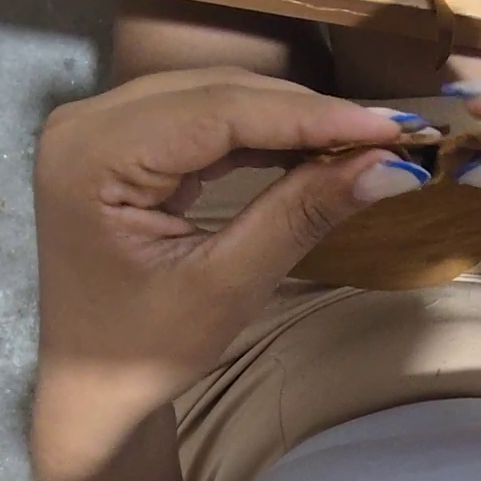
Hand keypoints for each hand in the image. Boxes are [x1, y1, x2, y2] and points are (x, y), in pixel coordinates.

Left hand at [30, 69, 414, 480]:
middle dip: (306, 114)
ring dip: (289, 121)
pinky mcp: (118, 145)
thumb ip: (299, 215)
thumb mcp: (226, 286)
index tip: (394, 127)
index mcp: (92, 156)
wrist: (92, 386)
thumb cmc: (145, 351)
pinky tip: (307, 147)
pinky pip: (200, 122)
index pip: (221, 111)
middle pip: (217, 94)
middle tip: (389, 136)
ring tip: (359, 142)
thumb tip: (390, 167)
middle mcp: (86, 123)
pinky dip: (259, 135)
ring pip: (214, 100)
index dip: (313, 116)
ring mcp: (98, 129)